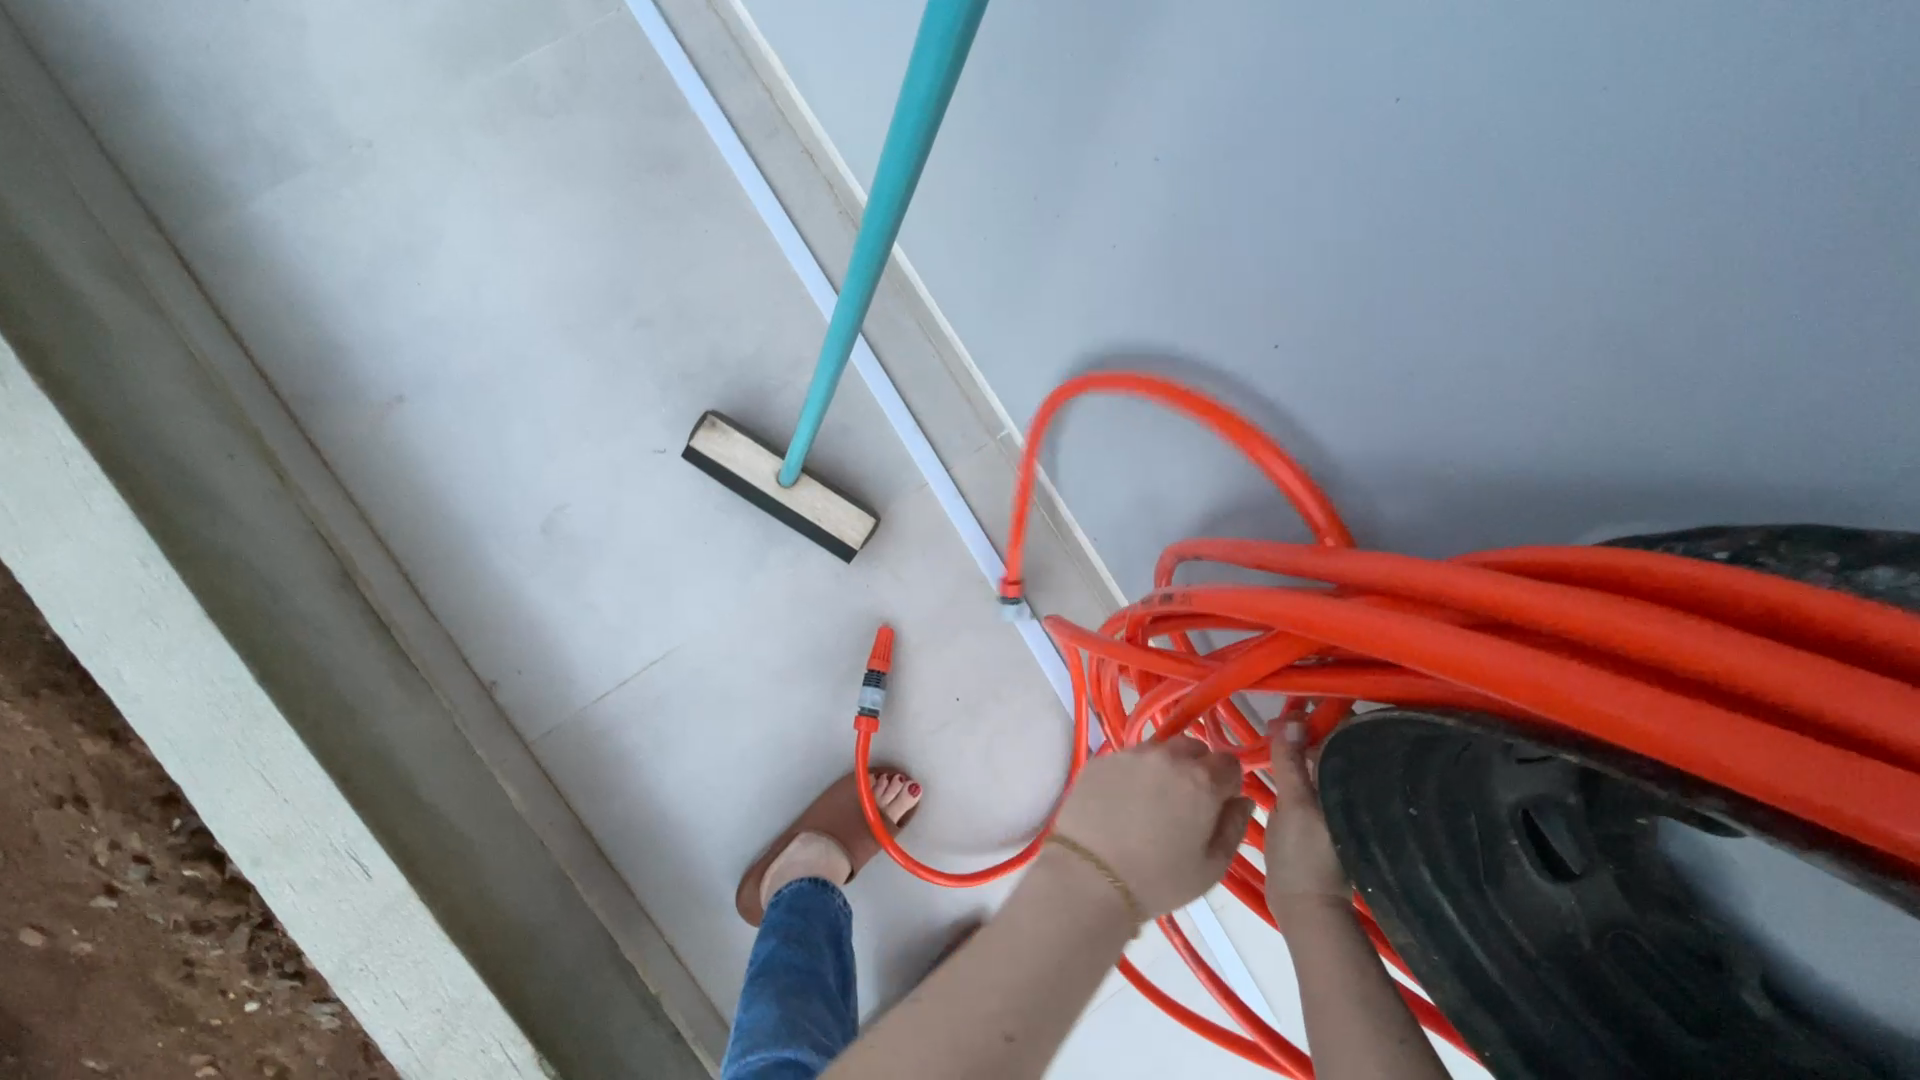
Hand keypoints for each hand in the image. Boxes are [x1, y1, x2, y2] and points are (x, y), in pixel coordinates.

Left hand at [1050, 738, 1254, 917]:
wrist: (1089, 877)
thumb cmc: (1158, 880)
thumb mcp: (1211, 867)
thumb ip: (1234, 828)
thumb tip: (1242, 801)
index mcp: (1202, 781)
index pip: (1229, 762)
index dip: (1227, 782)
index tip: (1218, 804)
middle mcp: (1167, 757)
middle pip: (1193, 748)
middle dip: (1197, 768)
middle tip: (1185, 802)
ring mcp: (1130, 755)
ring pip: (1158, 749)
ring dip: (1164, 767)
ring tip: (1151, 801)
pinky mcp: (1100, 760)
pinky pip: (1126, 758)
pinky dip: (1132, 773)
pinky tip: (1121, 802)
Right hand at [1263, 725, 1349, 912]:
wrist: (1303, 906)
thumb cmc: (1305, 856)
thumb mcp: (1294, 805)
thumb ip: (1292, 763)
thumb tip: (1294, 717)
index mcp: (1349, 787)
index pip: (1346, 738)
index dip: (1324, 717)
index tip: (1296, 705)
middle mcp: (1347, 791)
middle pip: (1330, 748)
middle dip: (1306, 731)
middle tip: (1276, 722)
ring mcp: (1332, 805)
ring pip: (1317, 764)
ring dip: (1298, 749)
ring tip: (1273, 736)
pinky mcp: (1318, 816)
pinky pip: (1308, 780)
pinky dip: (1294, 768)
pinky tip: (1276, 763)